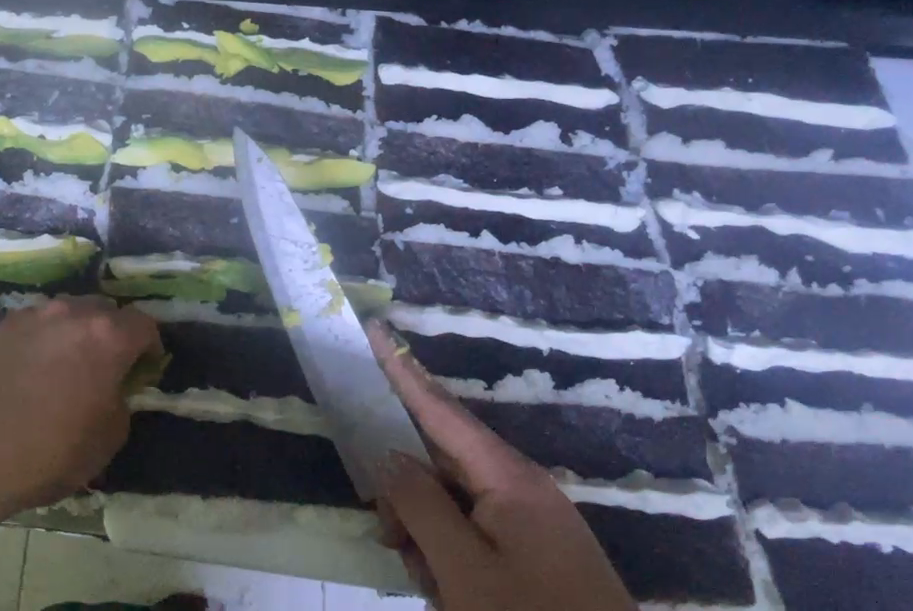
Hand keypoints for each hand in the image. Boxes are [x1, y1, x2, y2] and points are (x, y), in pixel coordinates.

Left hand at [0, 297, 160, 522]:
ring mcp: (30, 315)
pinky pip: (33, 325)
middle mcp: (70, 313)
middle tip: (106, 367)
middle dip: (111, 333)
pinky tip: (29, 371)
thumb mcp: (107, 441)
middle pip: (103, 310)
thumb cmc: (47, 451)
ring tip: (64, 367)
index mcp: (107, 337)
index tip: (145, 368)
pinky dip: (41, 340)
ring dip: (73, 333)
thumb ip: (120, 403)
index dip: (149, 346)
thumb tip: (112, 390)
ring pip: (65, 313)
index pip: (143, 324)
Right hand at [366, 320, 637, 610]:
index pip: (440, 409)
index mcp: (509, 478)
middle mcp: (523, 487)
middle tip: (390, 540)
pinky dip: (451, 555)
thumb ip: (419, 505)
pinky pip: (475, 532)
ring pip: (454, 502)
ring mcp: (534, 523)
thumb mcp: (462, 570)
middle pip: (441, 460)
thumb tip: (391, 456)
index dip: (402, 370)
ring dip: (428, 535)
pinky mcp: (539, 555)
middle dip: (407, 493)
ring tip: (433, 585)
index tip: (373, 327)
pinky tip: (450, 591)